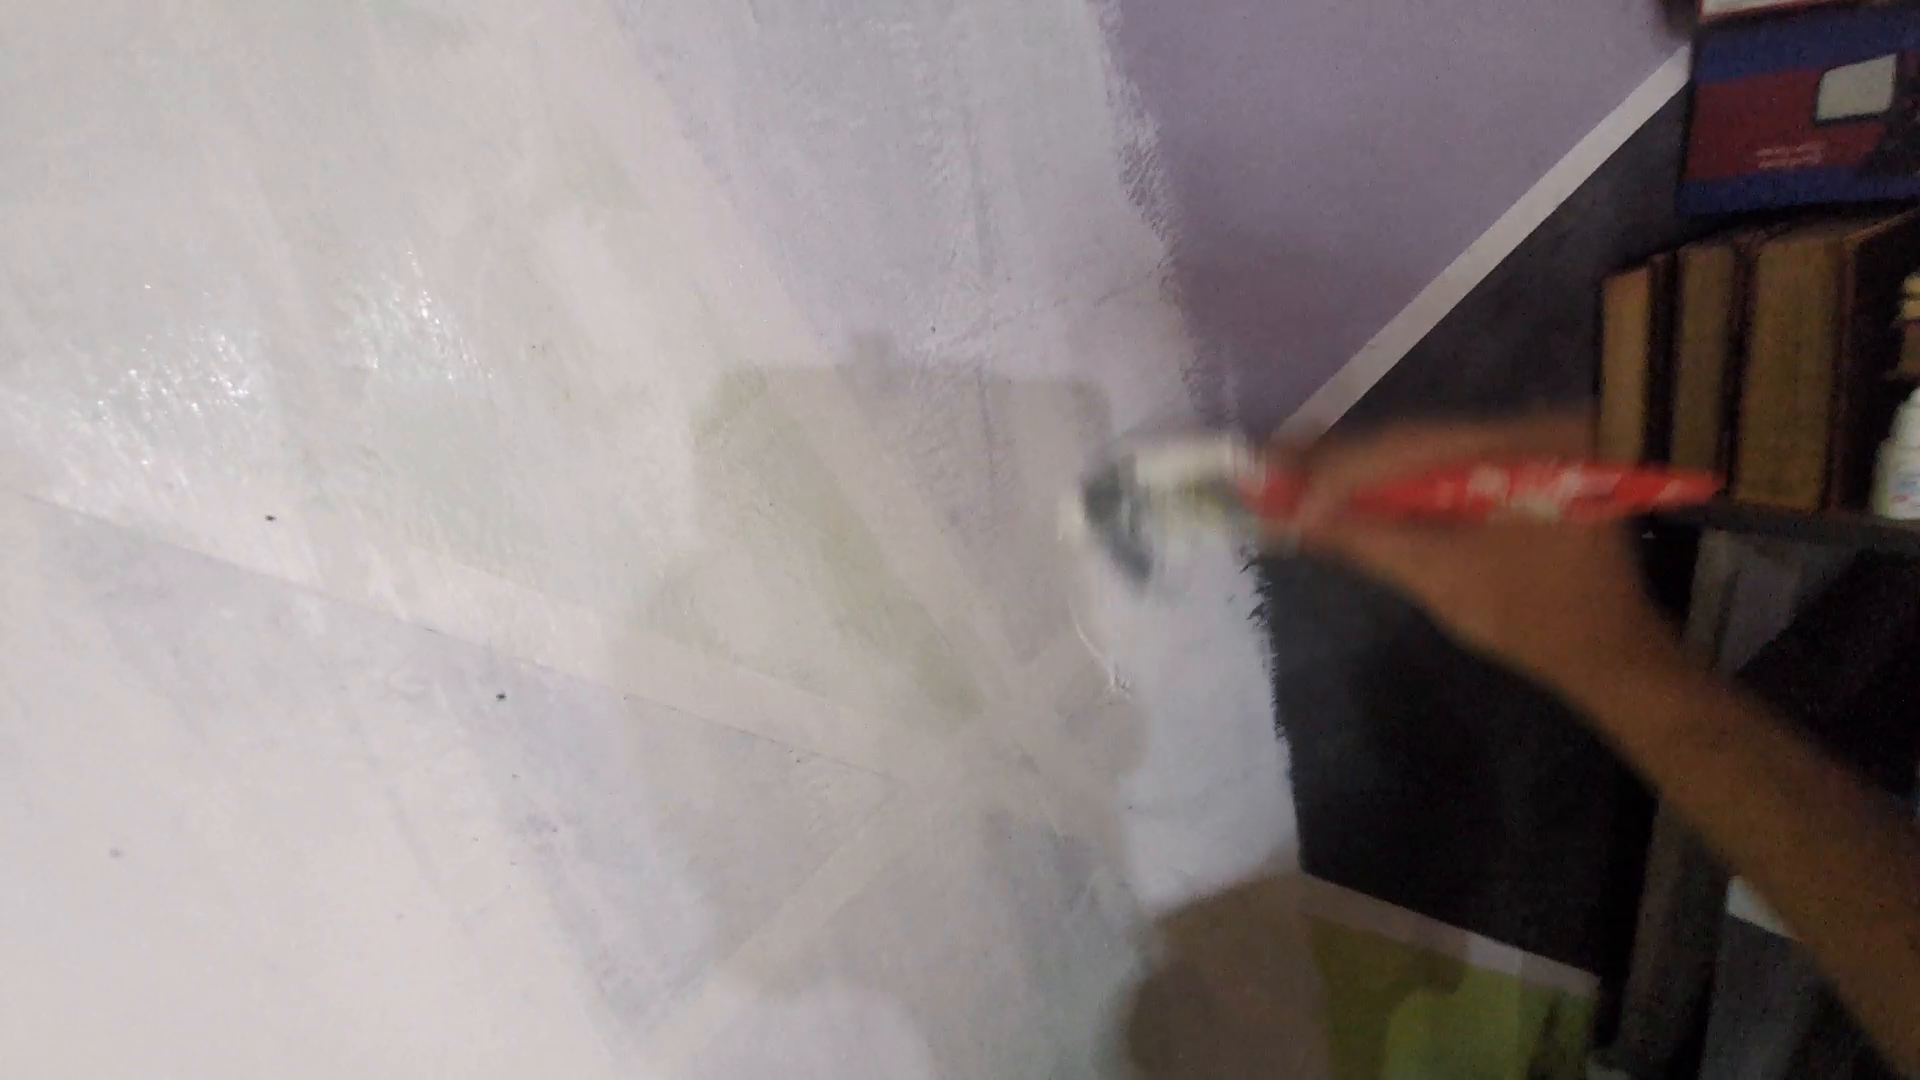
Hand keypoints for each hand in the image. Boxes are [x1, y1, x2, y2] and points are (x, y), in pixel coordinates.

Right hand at [1277, 412, 1681, 690]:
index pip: (1406, 447)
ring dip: (1346, 470)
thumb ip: (1364, 538)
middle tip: (1264, 469)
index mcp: (1525, 448)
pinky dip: (1377, 482)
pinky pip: (1427, 467)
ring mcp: (1518, 444)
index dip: (1332, 468)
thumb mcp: (1439, 578)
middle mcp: (1525, 428)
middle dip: (1331, 462)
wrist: (1607, 649)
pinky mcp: (1505, 465)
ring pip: (1411, 450)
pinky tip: (1333, 489)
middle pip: (1406, 440)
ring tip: (1284, 477)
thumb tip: (1291, 514)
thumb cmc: (1531, 619)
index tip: (1270, 481)